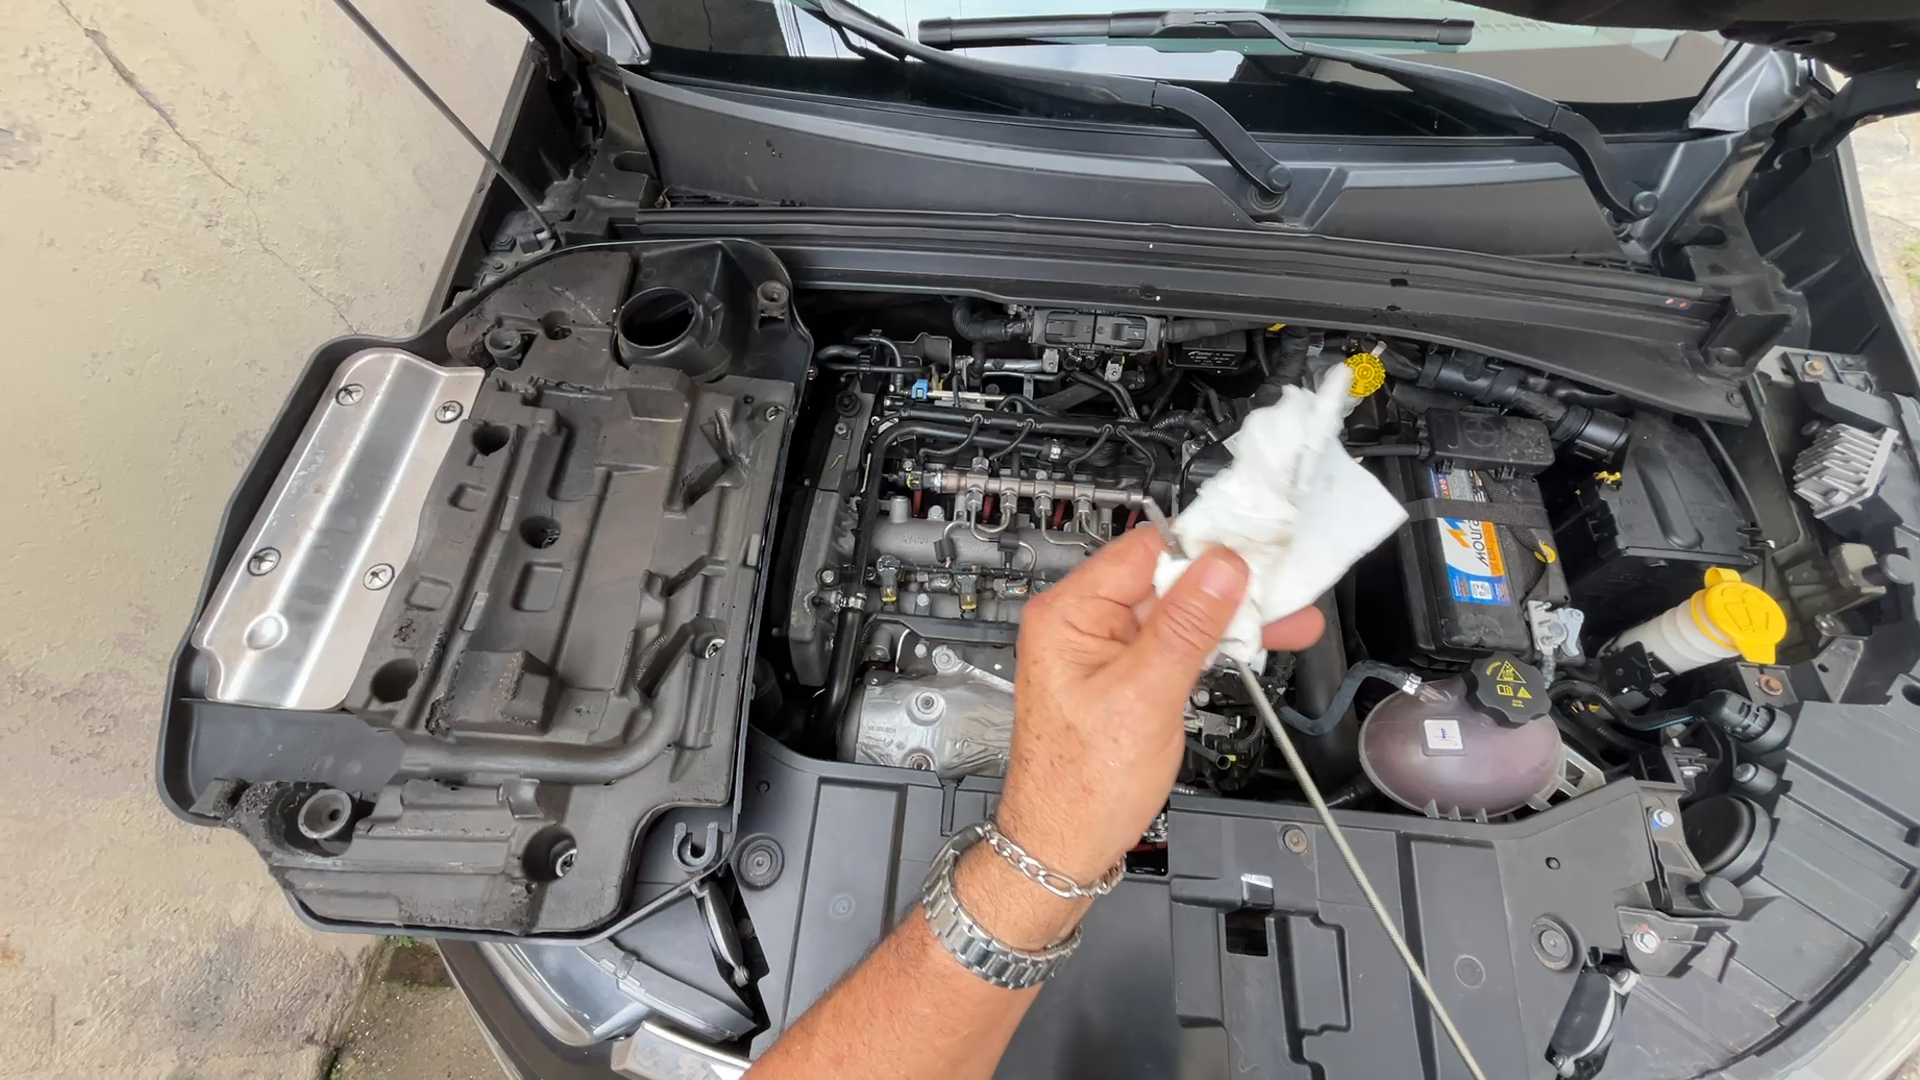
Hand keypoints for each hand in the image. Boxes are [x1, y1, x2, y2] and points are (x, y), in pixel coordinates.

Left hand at [994, 527, 1323, 891]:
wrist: (1065, 843)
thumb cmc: (1080, 784)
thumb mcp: (1143, 698)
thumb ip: (1185, 629)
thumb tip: (1220, 568)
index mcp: (1068, 614)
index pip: (1142, 551)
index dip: (1201, 545)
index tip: (1254, 545)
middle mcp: (1081, 622)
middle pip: (1162, 578)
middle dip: (1224, 581)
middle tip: (1282, 581)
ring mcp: (1104, 648)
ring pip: (1175, 610)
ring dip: (1227, 613)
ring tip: (1285, 613)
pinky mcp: (1124, 672)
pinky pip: (1173, 641)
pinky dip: (1211, 641)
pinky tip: (1254, 639)